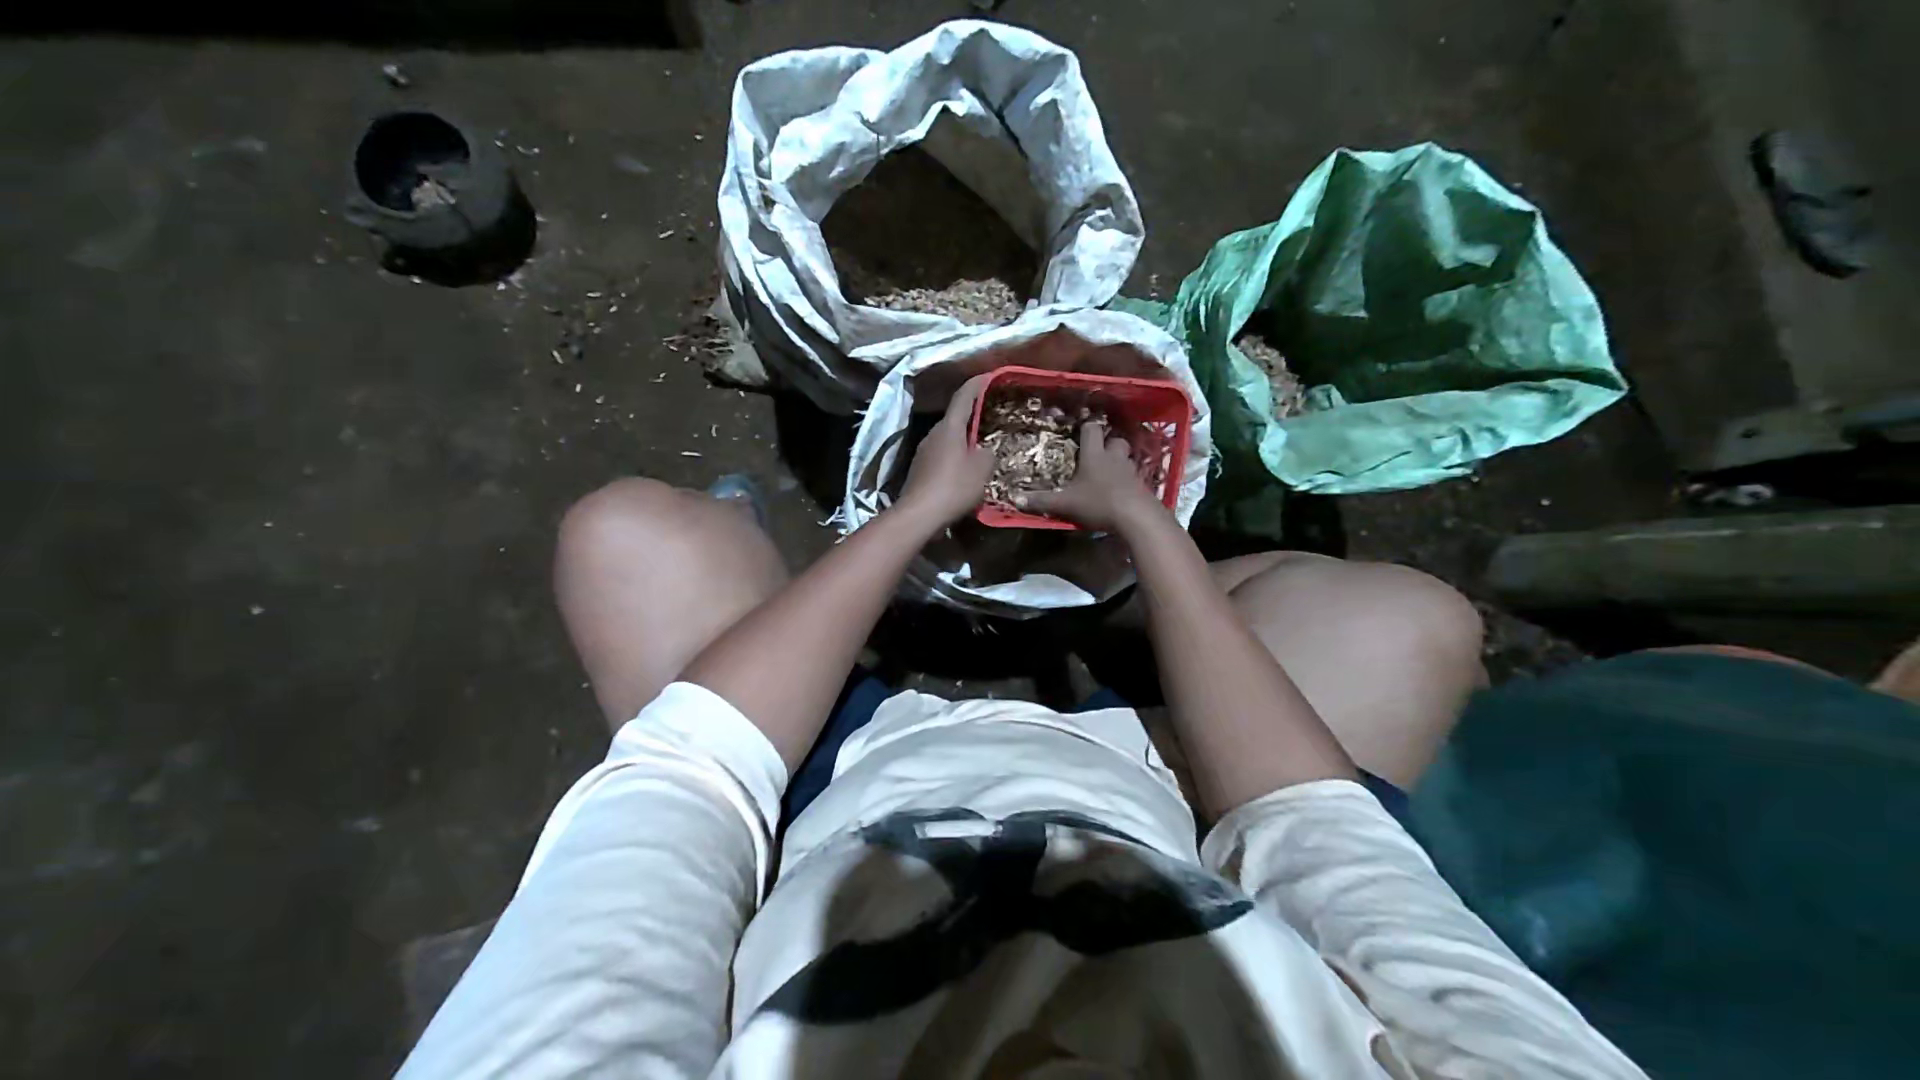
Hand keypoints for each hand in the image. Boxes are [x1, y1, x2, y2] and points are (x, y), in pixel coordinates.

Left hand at [897, 374, 996, 526]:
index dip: (976, 384)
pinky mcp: (919, 471)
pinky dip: (954, 458)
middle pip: (955, 419)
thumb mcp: (982, 469)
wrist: (919, 515)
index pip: (963, 396)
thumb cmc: (954, 487)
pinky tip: (964, 473)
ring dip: (963, 442)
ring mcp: (923, 453)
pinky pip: (941, 457)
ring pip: (948, 440)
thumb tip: (983, 451)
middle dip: (972, 416)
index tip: (988, 376)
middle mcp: (933, 434)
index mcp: (949, 427)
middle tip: (990, 418)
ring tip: (981, 449)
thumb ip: (987, 454)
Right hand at [1015, 421, 1165, 532]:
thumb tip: (1015, 499)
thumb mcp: (1065, 504)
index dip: (1085, 427)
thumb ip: (1041, 501)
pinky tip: (1121, 490)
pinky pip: (1135, 476)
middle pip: (1115, 440)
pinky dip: (1128, 480)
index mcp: (1094, 455)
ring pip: (1126, 457)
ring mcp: (1131, 470)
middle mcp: (1114, 457)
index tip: (1080, 430)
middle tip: (1098, 452)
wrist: (1136, 517)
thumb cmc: (1098, 502)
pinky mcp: (1143, 485)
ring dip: (1119, 461)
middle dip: (1107, 443)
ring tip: (1110, 471)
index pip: (1091, 429)